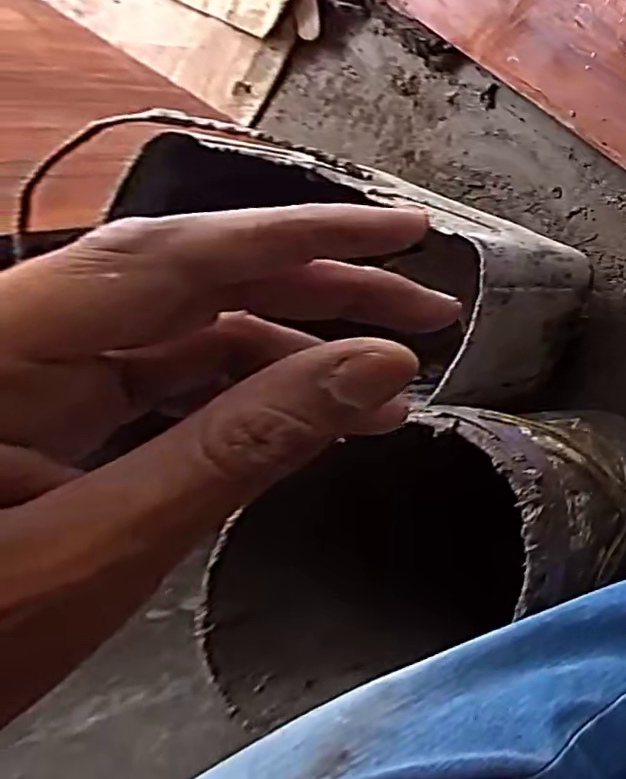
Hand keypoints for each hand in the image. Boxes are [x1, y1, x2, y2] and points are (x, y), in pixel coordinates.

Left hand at [0, 204, 461, 723]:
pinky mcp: (38, 421)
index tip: (409, 230)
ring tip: (389, 394)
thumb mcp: (96, 548)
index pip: (173, 257)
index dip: (307, 233)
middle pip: (200, 285)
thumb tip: (382, 362)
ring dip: (306, 355)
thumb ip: (247, 443)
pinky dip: (262, 396)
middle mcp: (3, 348)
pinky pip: (176, 381)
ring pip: (197, 333)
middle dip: (331, 294)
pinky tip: (322, 423)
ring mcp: (18, 385)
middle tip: (430, 313)